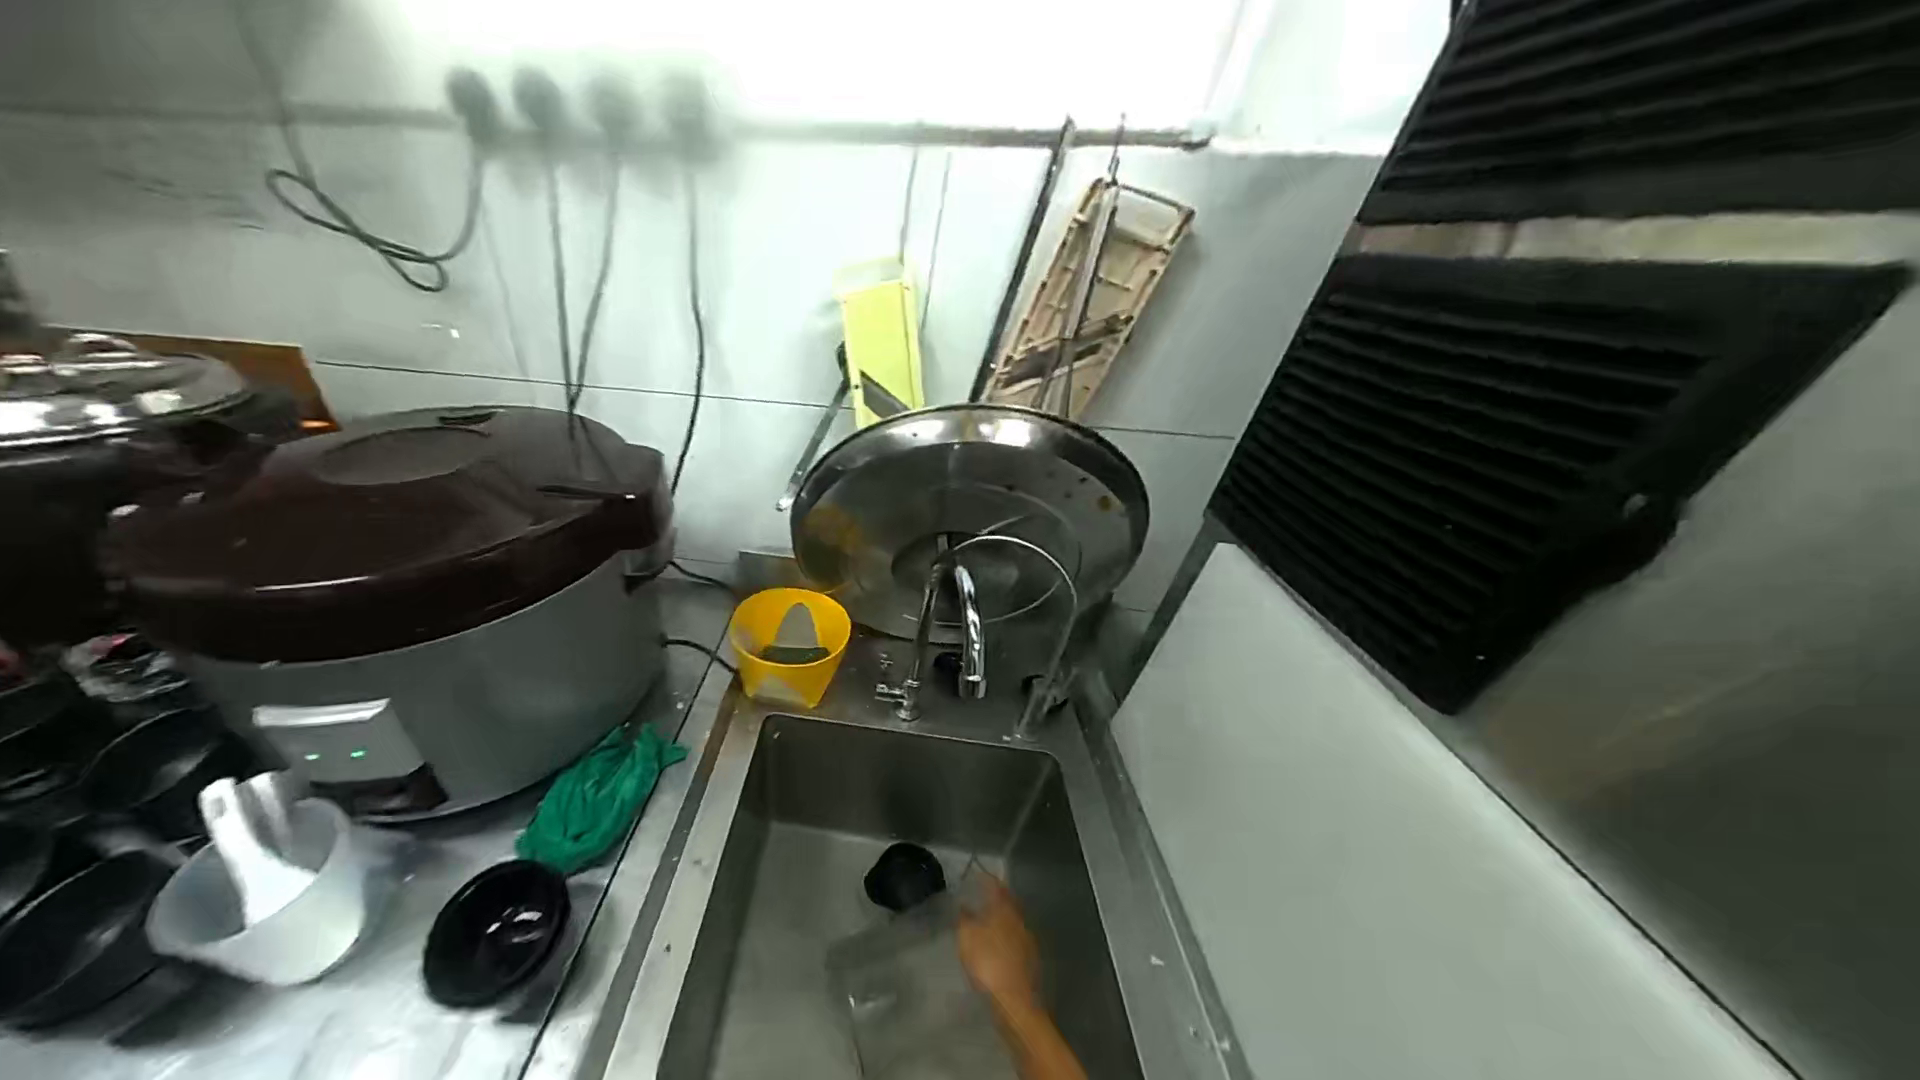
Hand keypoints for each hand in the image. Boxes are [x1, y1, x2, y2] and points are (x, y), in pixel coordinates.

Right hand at [956, 872, 1040, 1011]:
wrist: (1015, 1001)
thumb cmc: (988, 963)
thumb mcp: (967, 937)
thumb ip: (964, 918)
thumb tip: (963, 904)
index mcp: (1004, 909)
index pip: (996, 886)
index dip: (986, 879)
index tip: (977, 875)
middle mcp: (1019, 919)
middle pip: (1008, 901)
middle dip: (996, 896)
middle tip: (982, 894)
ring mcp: (1027, 939)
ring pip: (1012, 919)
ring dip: (1001, 915)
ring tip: (987, 918)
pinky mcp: (1030, 958)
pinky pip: (1015, 937)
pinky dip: (1005, 934)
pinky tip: (998, 942)